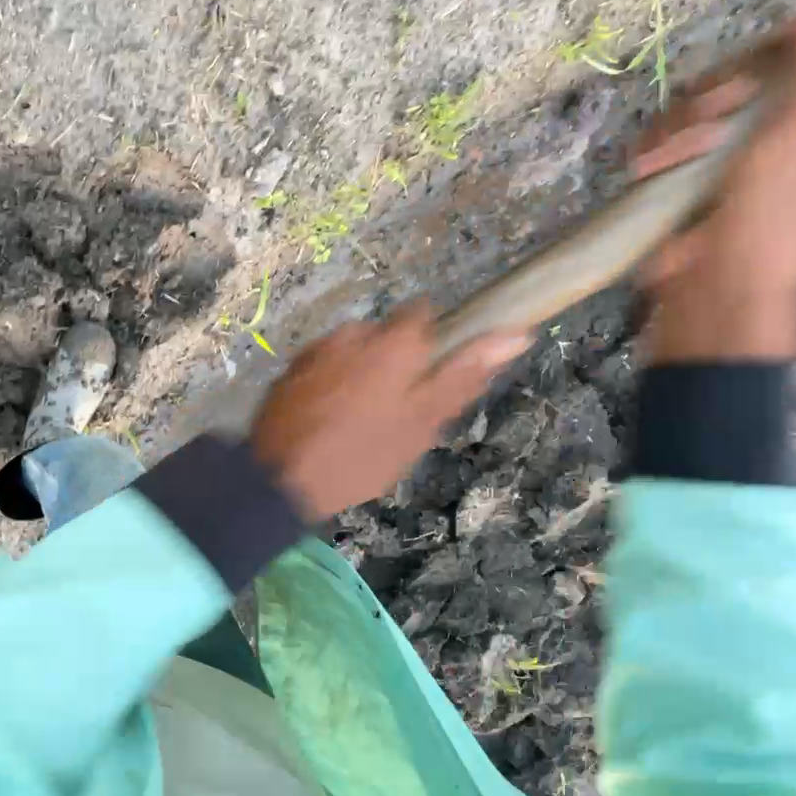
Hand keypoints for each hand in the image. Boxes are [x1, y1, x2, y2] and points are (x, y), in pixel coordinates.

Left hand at [249, 304, 526, 521]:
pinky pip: (321, 370)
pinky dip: (328, 387)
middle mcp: (351, 332)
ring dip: (358, 376)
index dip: (431, 346)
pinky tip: (325, 422)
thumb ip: (465, 375)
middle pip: (385, 337)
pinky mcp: (287, 372)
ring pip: (351, 354)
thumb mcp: (422, 423)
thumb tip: (517, 334)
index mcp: (393, 340)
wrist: (279, 479)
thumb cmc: (361, 455)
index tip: (427, 381)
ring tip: (355, 423)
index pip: (425, 316)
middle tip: (392, 413)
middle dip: (393, 365)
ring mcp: (314, 351)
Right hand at [632, 0, 795, 362]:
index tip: (743, 82)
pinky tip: (644, 171)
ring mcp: (721, 163)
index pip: (795, 56)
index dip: (764, 59)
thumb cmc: (765, 224)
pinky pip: (657, 150)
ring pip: (689, 115)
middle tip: (703, 129)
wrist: (712, 298)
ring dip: (672, 133)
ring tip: (661, 162)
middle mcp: (773, 135)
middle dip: (709, 103)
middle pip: (734, 82)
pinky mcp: (678, 187)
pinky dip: (647, 157)